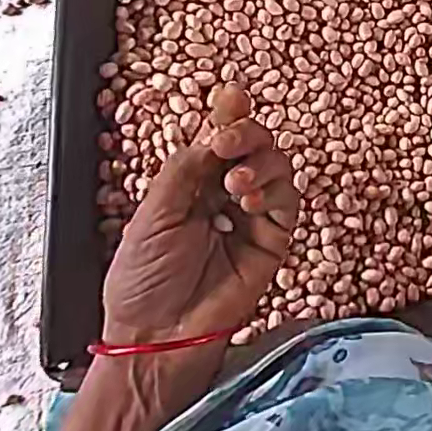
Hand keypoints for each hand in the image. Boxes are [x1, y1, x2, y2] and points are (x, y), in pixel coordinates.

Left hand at [102, 84, 296, 344]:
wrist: (159, 334)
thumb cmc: (144, 278)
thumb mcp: (153, 213)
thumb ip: (187, 168)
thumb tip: (215, 130)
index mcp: (193, 183)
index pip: (218, 139)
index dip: (228, 115)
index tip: (232, 96)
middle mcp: (225, 192)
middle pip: (253, 145)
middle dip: (246, 134)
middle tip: (228, 142)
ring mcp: (252, 214)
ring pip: (276, 166)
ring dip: (261, 163)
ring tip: (236, 183)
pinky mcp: (273, 238)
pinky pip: (287, 201)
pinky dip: (274, 191)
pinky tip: (249, 200)